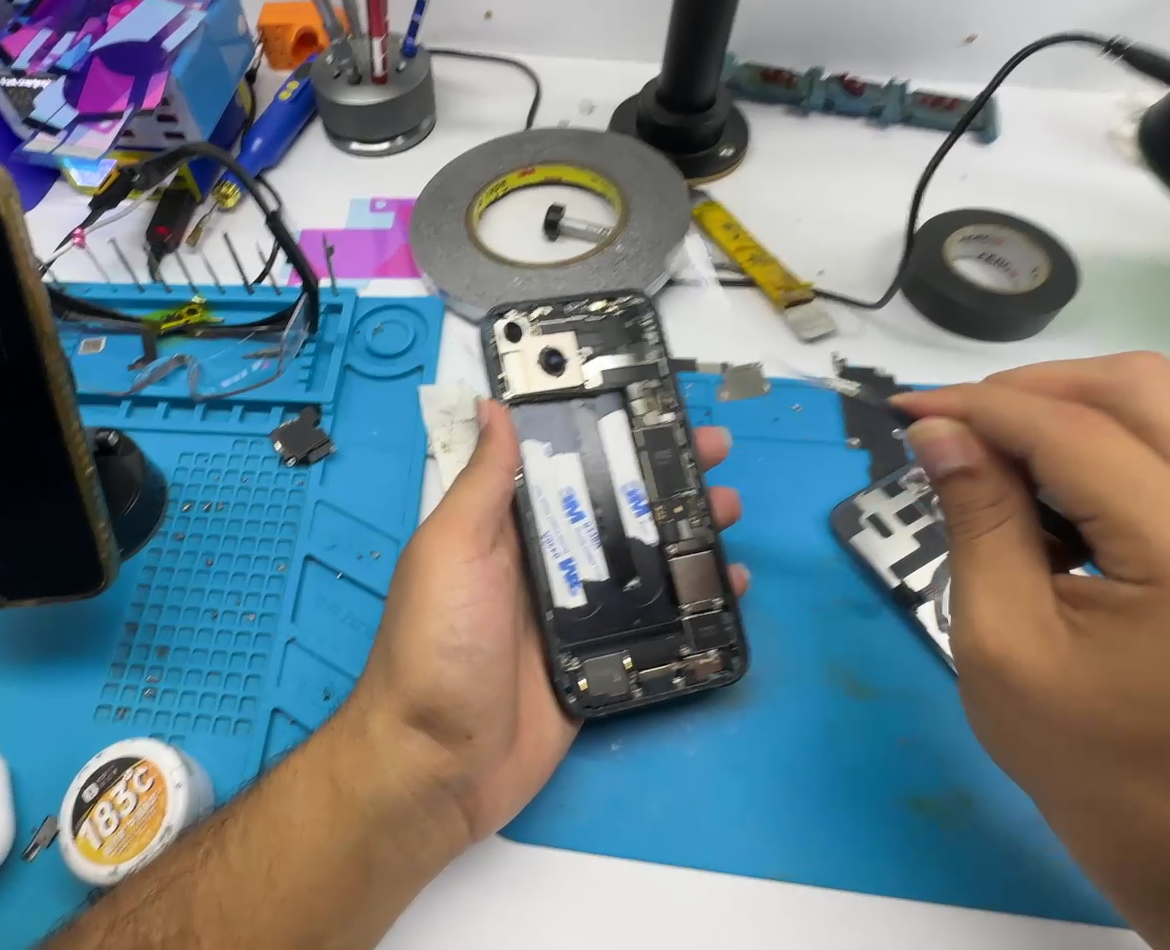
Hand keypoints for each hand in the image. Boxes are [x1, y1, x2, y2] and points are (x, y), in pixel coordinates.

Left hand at [342, 401, 745, 843]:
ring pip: (641, 562)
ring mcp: (574, 615)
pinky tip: (730, 587)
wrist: (439, 762)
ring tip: (729, 510)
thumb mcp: (452, 547)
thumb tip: (492, 406)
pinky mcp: (599, 661)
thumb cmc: (439, 642)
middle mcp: (543, 563)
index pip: (564, 468)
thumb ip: (483, 482)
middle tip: (713, 456)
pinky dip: (692, 603)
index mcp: (505, 528)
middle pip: (613, 510)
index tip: (653, 412)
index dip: (608, 438)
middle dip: (662, 480)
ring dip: (685, 533)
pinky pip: (655, 624)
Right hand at [892, 353, 1169, 949]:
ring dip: (1061, 414)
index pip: (1076, 433)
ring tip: (988, 461)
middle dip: (1025, 391)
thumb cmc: (1090, 761)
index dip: (978, 407)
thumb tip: (937, 429)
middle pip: (1139, 387)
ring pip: (1165, 406)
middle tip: (948, 429)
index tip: (903, 410)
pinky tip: (1047, 494)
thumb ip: (975, 519)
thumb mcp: (1002, 640)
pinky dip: (1100, 447)